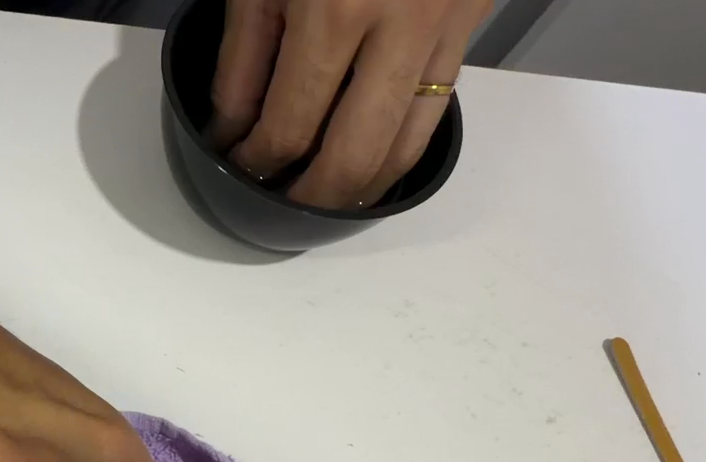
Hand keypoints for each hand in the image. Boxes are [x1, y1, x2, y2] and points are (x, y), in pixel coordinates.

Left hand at [209, 0, 491, 208]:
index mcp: (336, 9)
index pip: (287, 130)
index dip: (255, 163)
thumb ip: (242, 63)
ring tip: (321, 197)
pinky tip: (368, 163)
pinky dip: (396, 152)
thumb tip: (231, 136)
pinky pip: (435, 114)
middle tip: (280, 199)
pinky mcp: (474, 19)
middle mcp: (402, 26)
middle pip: (352, 158)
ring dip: (357, 190)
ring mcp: (447, 24)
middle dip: (307, 196)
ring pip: (403, 149)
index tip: (240, 164)